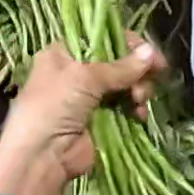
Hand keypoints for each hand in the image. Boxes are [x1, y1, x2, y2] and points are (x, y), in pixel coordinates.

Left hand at [0, 38, 164, 194]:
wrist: (42, 156)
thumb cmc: (54, 106)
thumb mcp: (84, 78)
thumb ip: (120, 66)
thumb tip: (151, 51)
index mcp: (63, 53)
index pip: (101, 38)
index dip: (128, 44)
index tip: (152, 55)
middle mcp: (75, 72)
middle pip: (117, 62)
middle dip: (136, 70)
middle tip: (150, 80)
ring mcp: (88, 97)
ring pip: (124, 85)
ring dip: (137, 89)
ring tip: (139, 100)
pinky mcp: (100, 120)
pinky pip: (124, 107)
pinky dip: (134, 108)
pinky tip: (139, 115)